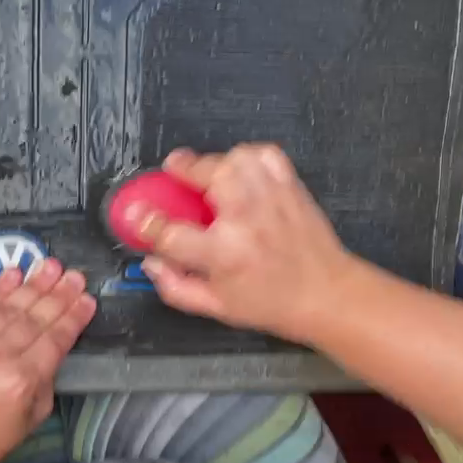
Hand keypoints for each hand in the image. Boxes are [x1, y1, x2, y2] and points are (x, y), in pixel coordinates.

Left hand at [0, 258, 96, 462]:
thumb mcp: (35, 414)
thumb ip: (46, 374)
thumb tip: (55, 337)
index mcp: (20, 381)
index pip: (54, 340)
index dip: (73, 317)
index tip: (88, 299)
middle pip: (33, 318)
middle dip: (58, 295)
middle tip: (75, 275)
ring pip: (7, 307)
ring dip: (32, 284)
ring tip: (50, 266)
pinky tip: (15, 274)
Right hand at [130, 144, 363, 343]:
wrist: (327, 295)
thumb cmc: (272, 303)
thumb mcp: (216, 307)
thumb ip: (176, 286)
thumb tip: (151, 262)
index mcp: (224, 255)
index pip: (173, 233)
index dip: (146, 221)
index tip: (135, 212)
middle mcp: (248, 221)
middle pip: (210, 175)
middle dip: (185, 167)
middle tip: (174, 170)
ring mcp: (272, 201)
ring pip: (238, 158)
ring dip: (216, 160)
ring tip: (207, 172)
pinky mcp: (290, 189)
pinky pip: (266, 155)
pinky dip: (248, 155)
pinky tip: (240, 169)